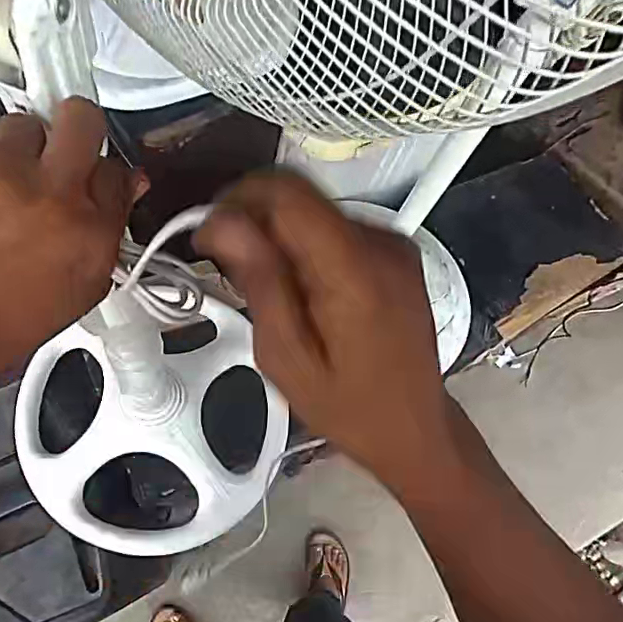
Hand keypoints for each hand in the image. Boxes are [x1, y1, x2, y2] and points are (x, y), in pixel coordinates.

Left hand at [0, 98, 140, 407]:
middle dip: (78, 130)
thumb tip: (128, 183)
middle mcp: (51, 193)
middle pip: (81, 117)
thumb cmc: (20, 313)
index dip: (105, 175)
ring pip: (26, 123)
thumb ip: (113, 228)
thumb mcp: (88, 284)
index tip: (94, 184)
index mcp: (91, 229)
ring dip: (26, 146)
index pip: (118, 170)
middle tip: (65, 152)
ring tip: (14, 180)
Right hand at [195, 173, 454, 488]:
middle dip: (255, 225)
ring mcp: (394, 246)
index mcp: (355, 272)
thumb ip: (259, 283)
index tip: (209, 237)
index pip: (287, 195)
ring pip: (314, 213)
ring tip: (273, 295)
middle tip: (234, 274)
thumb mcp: (287, 357)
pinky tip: (302, 293)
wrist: (413, 426)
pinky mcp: (396, 253)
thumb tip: (223, 224)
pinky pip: (336, 231)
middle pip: (300, 200)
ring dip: (280, 240)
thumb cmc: (351, 407)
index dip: (237, 203)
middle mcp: (382, 246)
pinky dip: (308, 250)